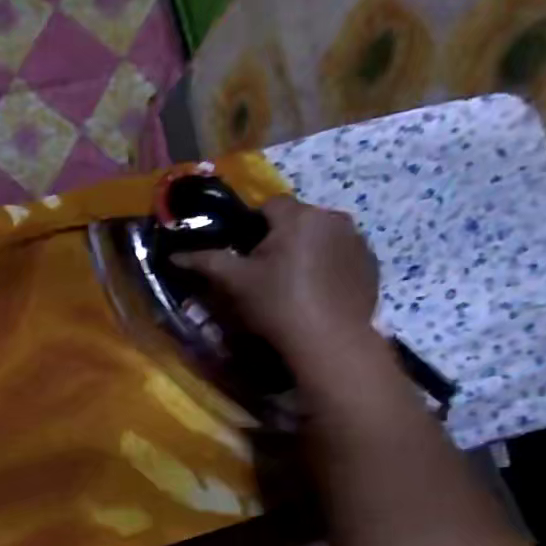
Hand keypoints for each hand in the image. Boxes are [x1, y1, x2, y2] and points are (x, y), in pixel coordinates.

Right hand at [174, 196, 380, 370]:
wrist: (330, 340)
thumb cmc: (278, 304)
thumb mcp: (236, 283)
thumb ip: (206, 262)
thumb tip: (175, 255)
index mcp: (298, 217)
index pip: (269, 206)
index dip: (252, 228)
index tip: (244, 256)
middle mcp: (333, 218)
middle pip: (297, 220)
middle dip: (281, 239)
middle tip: (265, 275)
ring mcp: (357, 240)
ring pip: (321, 237)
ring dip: (306, 251)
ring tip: (293, 286)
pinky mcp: (370, 264)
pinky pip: (342, 255)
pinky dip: (328, 267)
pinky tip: (317, 294)